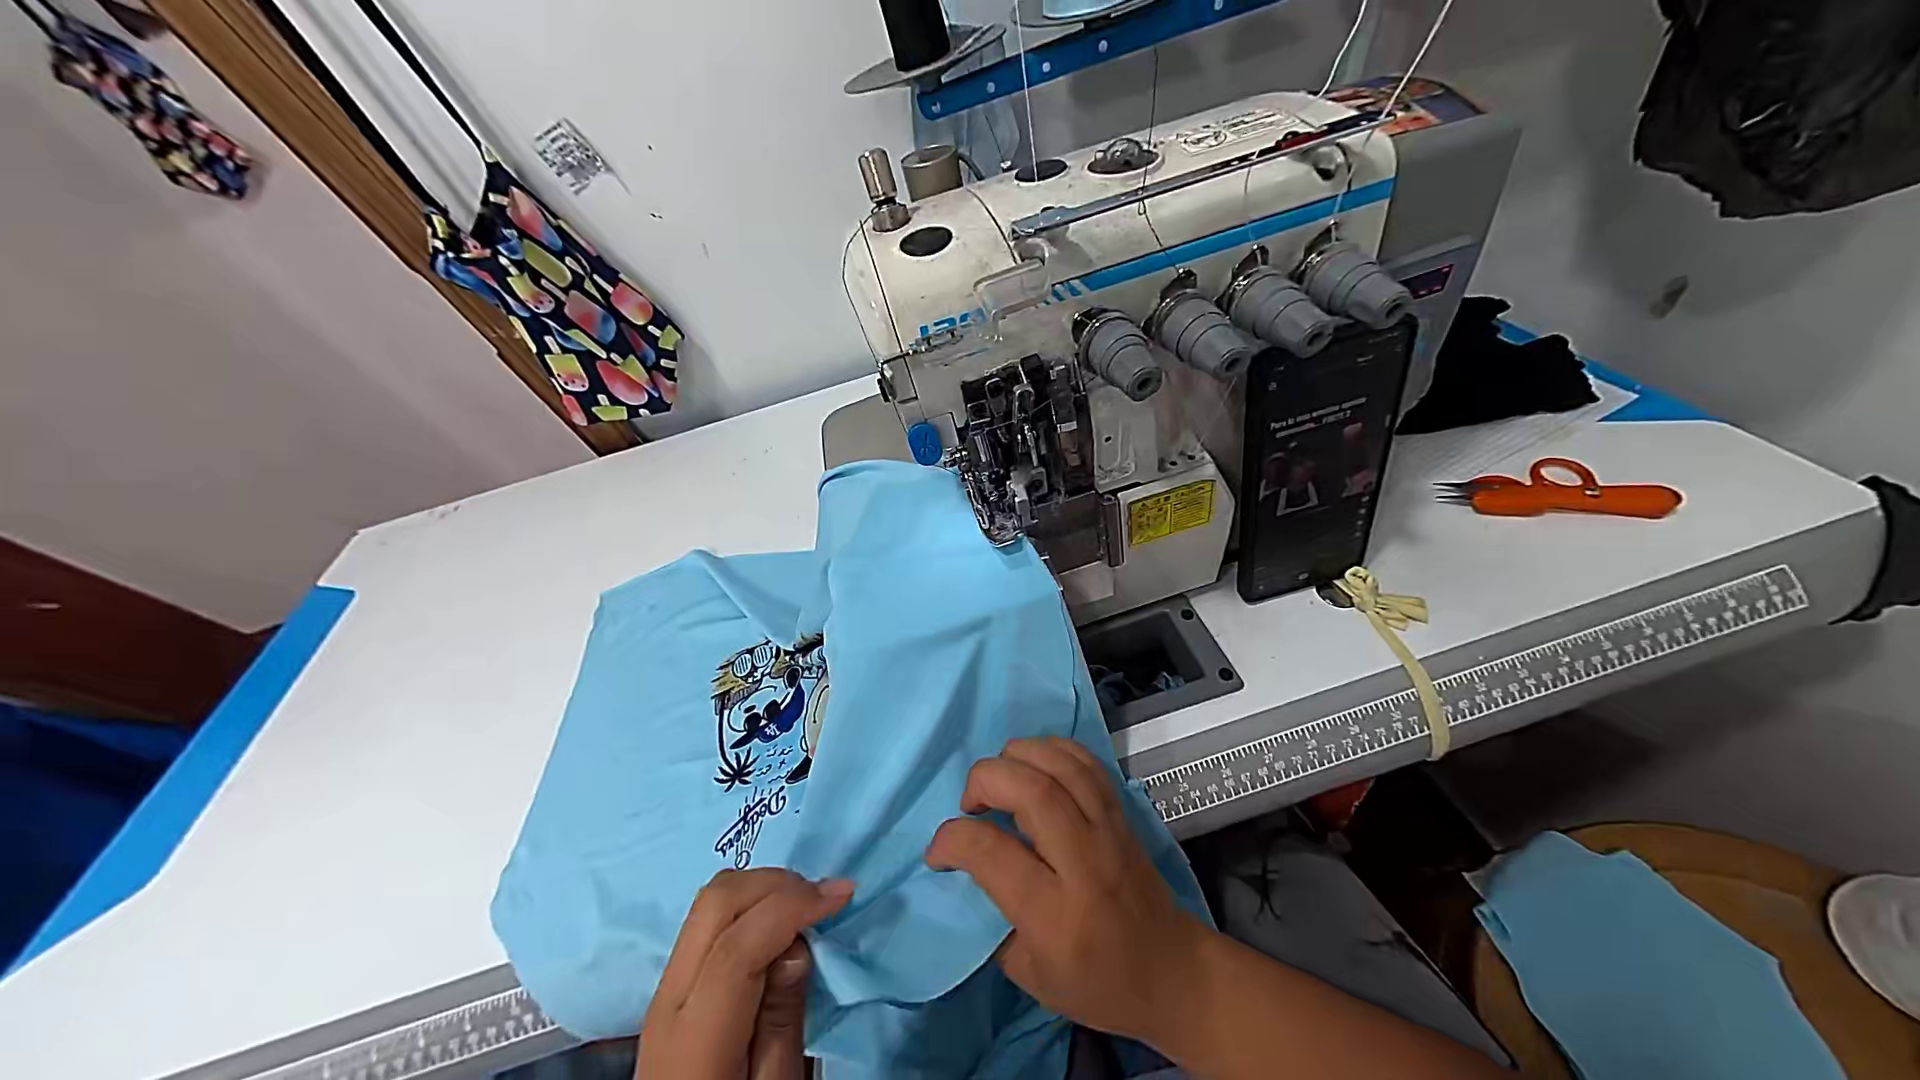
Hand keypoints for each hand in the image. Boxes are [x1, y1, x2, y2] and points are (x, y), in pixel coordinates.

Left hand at [636, 869, 852, 1079]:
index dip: (792, 906)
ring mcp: (664, 988)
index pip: (736, 946)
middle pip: (715, 902)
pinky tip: (779, 922)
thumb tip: (798, 944)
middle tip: (825, 898)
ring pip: (709, 901)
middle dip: (777, 883)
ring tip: (807, 907)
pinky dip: (749, 904)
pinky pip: (709, 920)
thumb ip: (784, 1019)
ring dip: (763, 888)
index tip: (844, 894)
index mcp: (694, 1038)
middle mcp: (668, 998)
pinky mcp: (673, 985)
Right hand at [924, 737, 1206, 1045]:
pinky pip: (1086, 762)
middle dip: (985, 780)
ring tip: (999, 778)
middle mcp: (1085, 862)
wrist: (1171, 973)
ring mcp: (1109, 831)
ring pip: (1061, 765)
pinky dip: (1052, 749)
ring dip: (1017, 756)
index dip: (952, 839)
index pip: (992, 852)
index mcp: (1055, 915)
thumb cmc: (1096, 983)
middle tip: (971, 803)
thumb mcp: (1029, 972)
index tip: (939, 851)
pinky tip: (1033, 763)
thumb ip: (991, 914)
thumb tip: (965, 864)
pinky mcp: (1122, 814)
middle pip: (1032, 791)